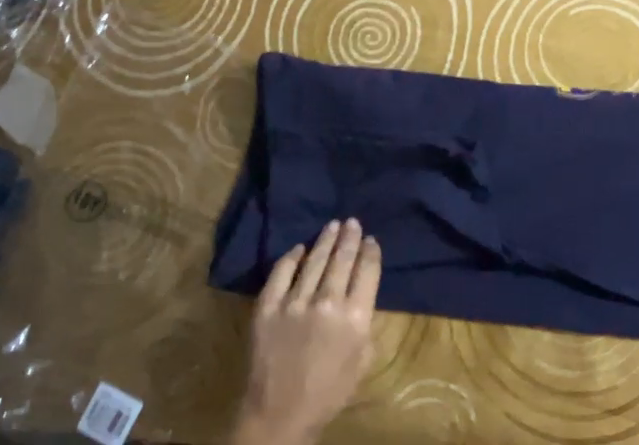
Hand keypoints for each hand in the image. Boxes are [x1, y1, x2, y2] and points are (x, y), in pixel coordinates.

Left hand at [231, 219, 382, 444]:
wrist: (280, 414)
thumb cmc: (329, 392)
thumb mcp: (363, 359)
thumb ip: (365, 323)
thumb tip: (361, 295)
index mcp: (355, 317)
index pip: (367, 271)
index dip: (371, 252)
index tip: (371, 240)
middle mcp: (327, 302)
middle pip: (342, 259)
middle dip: (349, 238)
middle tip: (352, 222)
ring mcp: (294, 302)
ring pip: (314, 260)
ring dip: (324, 240)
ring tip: (332, 226)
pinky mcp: (267, 306)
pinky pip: (281, 272)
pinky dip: (291, 257)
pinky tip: (299, 249)